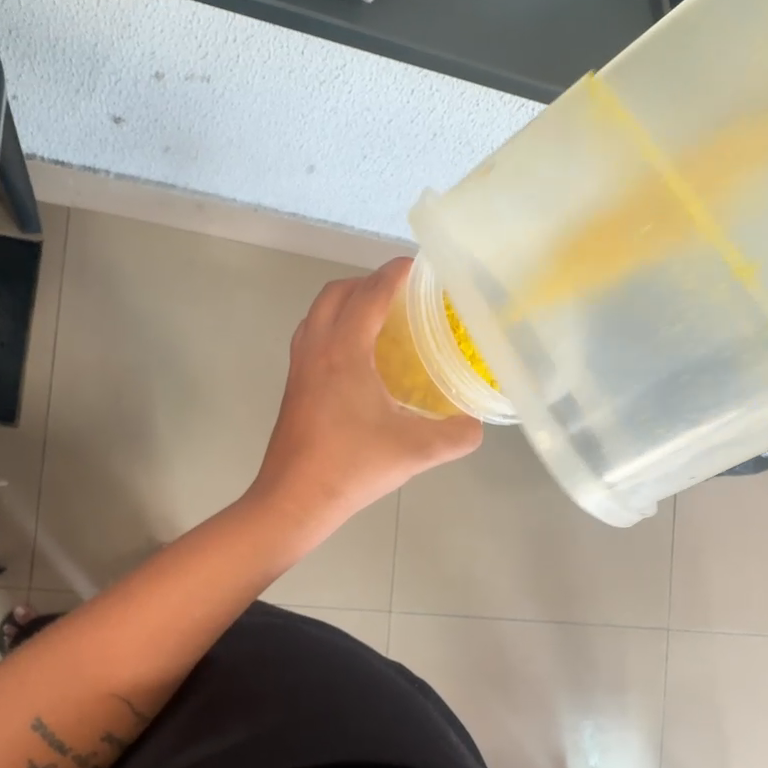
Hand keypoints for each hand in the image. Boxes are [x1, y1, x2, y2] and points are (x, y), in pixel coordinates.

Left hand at [250, 258, 482, 529]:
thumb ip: (454, 435)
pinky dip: (332, 330)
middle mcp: (315, 349)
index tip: (418, 267)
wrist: (292, 500)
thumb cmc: (351, 468)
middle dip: (367, 283)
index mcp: (343, 351)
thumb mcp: (415, 452)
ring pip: (317, 315)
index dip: (394, 274)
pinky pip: (310, 339)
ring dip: (344, 305)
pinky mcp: (292, 389)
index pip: (369, 294)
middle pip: (335, 293)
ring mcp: (298, 369)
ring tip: (379, 321)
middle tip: (400, 295)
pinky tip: (357, 361)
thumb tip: (475, 425)